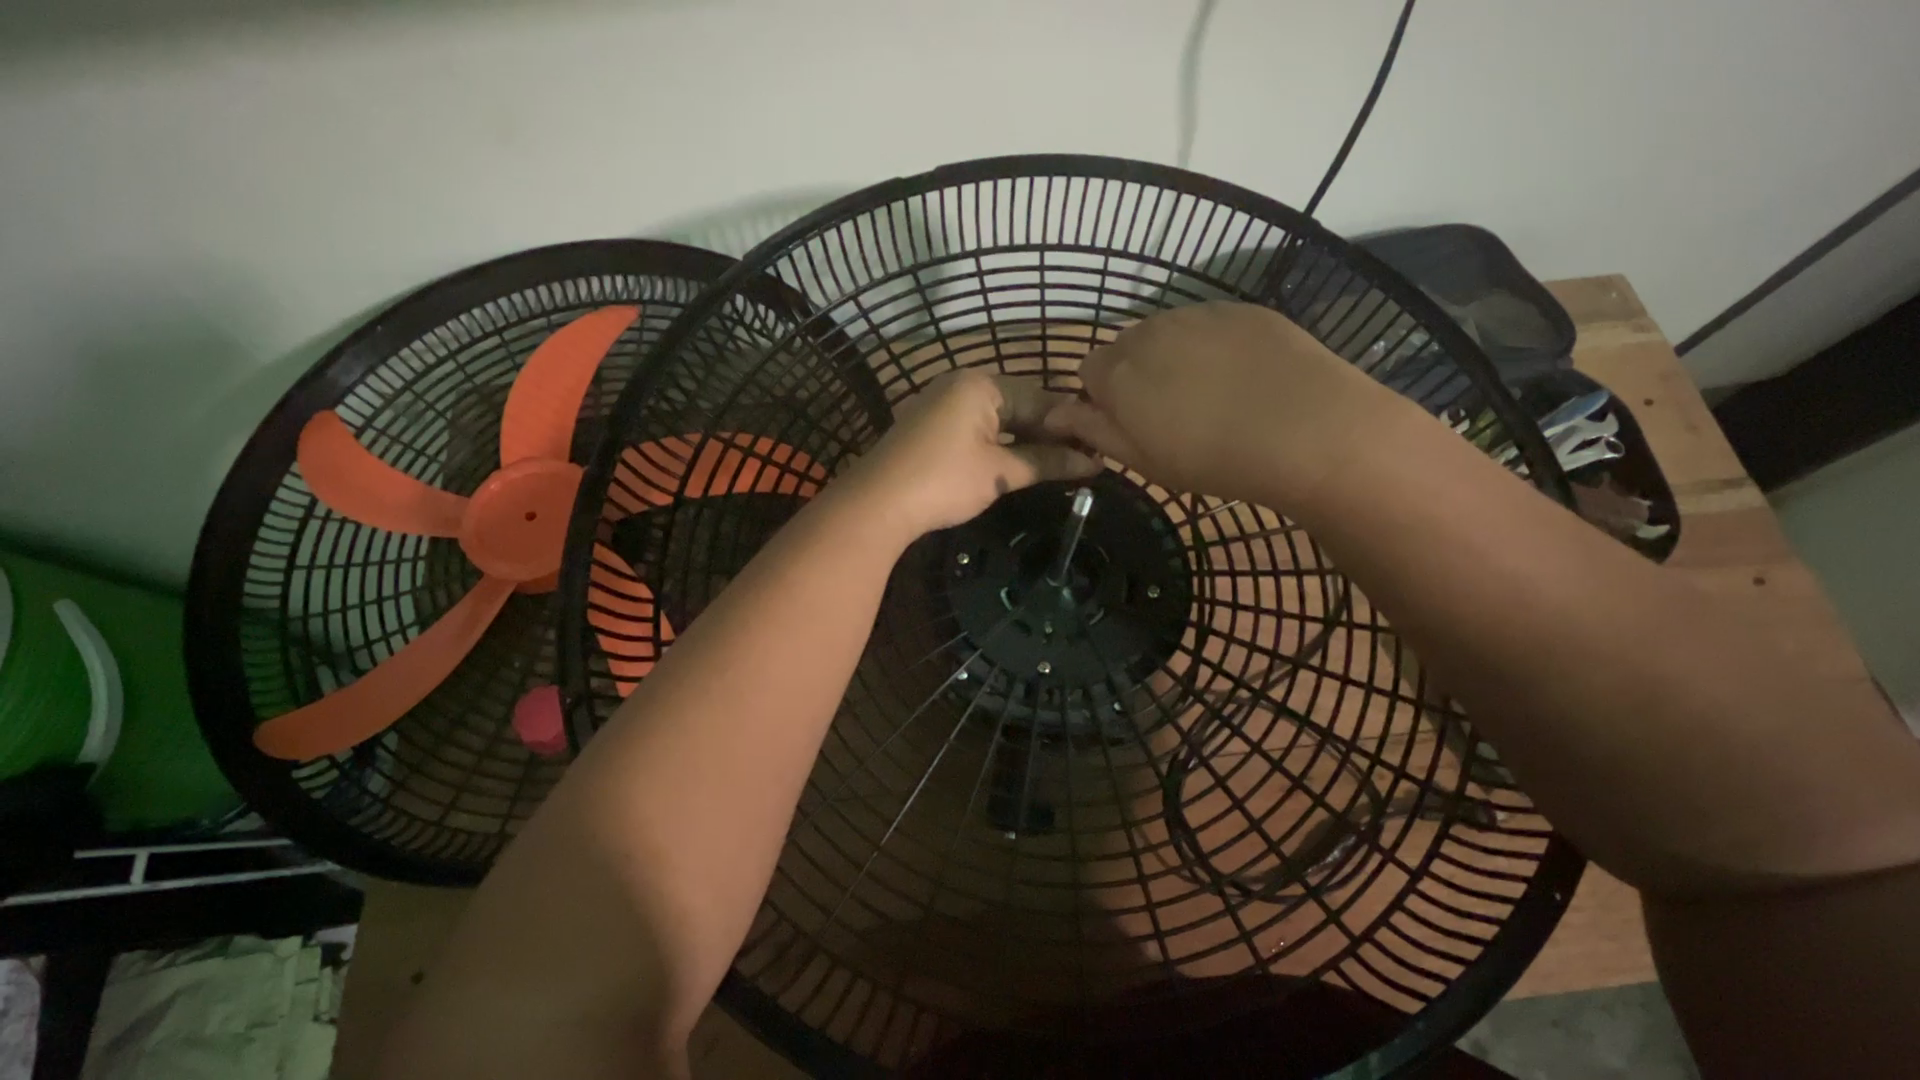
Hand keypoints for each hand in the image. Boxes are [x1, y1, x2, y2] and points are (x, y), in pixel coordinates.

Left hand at [837, 372, 1099, 539]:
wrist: (876, 505)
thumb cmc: (943, 481)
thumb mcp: (1000, 472)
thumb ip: (1047, 462)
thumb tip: (1093, 463)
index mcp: (981, 384)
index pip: (1041, 398)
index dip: (1071, 426)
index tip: (1100, 447)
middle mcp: (961, 385)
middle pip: (1019, 406)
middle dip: (1050, 433)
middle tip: (1085, 459)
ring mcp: (943, 406)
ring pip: (999, 420)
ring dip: (1027, 442)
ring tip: (1061, 466)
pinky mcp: (932, 429)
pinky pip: (978, 430)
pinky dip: (1001, 446)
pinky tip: (1021, 466)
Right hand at [1043, 301, 1405, 507]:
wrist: (1308, 430)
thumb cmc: (1214, 459)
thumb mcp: (1145, 461)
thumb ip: (1095, 432)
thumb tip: (1055, 415)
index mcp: (1117, 372)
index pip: (1087, 372)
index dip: (1105, 399)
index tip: (1131, 424)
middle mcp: (1149, 331)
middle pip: (1127, 347)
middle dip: (1138, 374)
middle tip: (1173, 414)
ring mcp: (1198, 314)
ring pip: (1169, 333)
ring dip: (1175, 357)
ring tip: (1213, 396)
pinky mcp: (1242, 310)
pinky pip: (1212, 325)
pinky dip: (1216, 347)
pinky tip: (1246, 378)